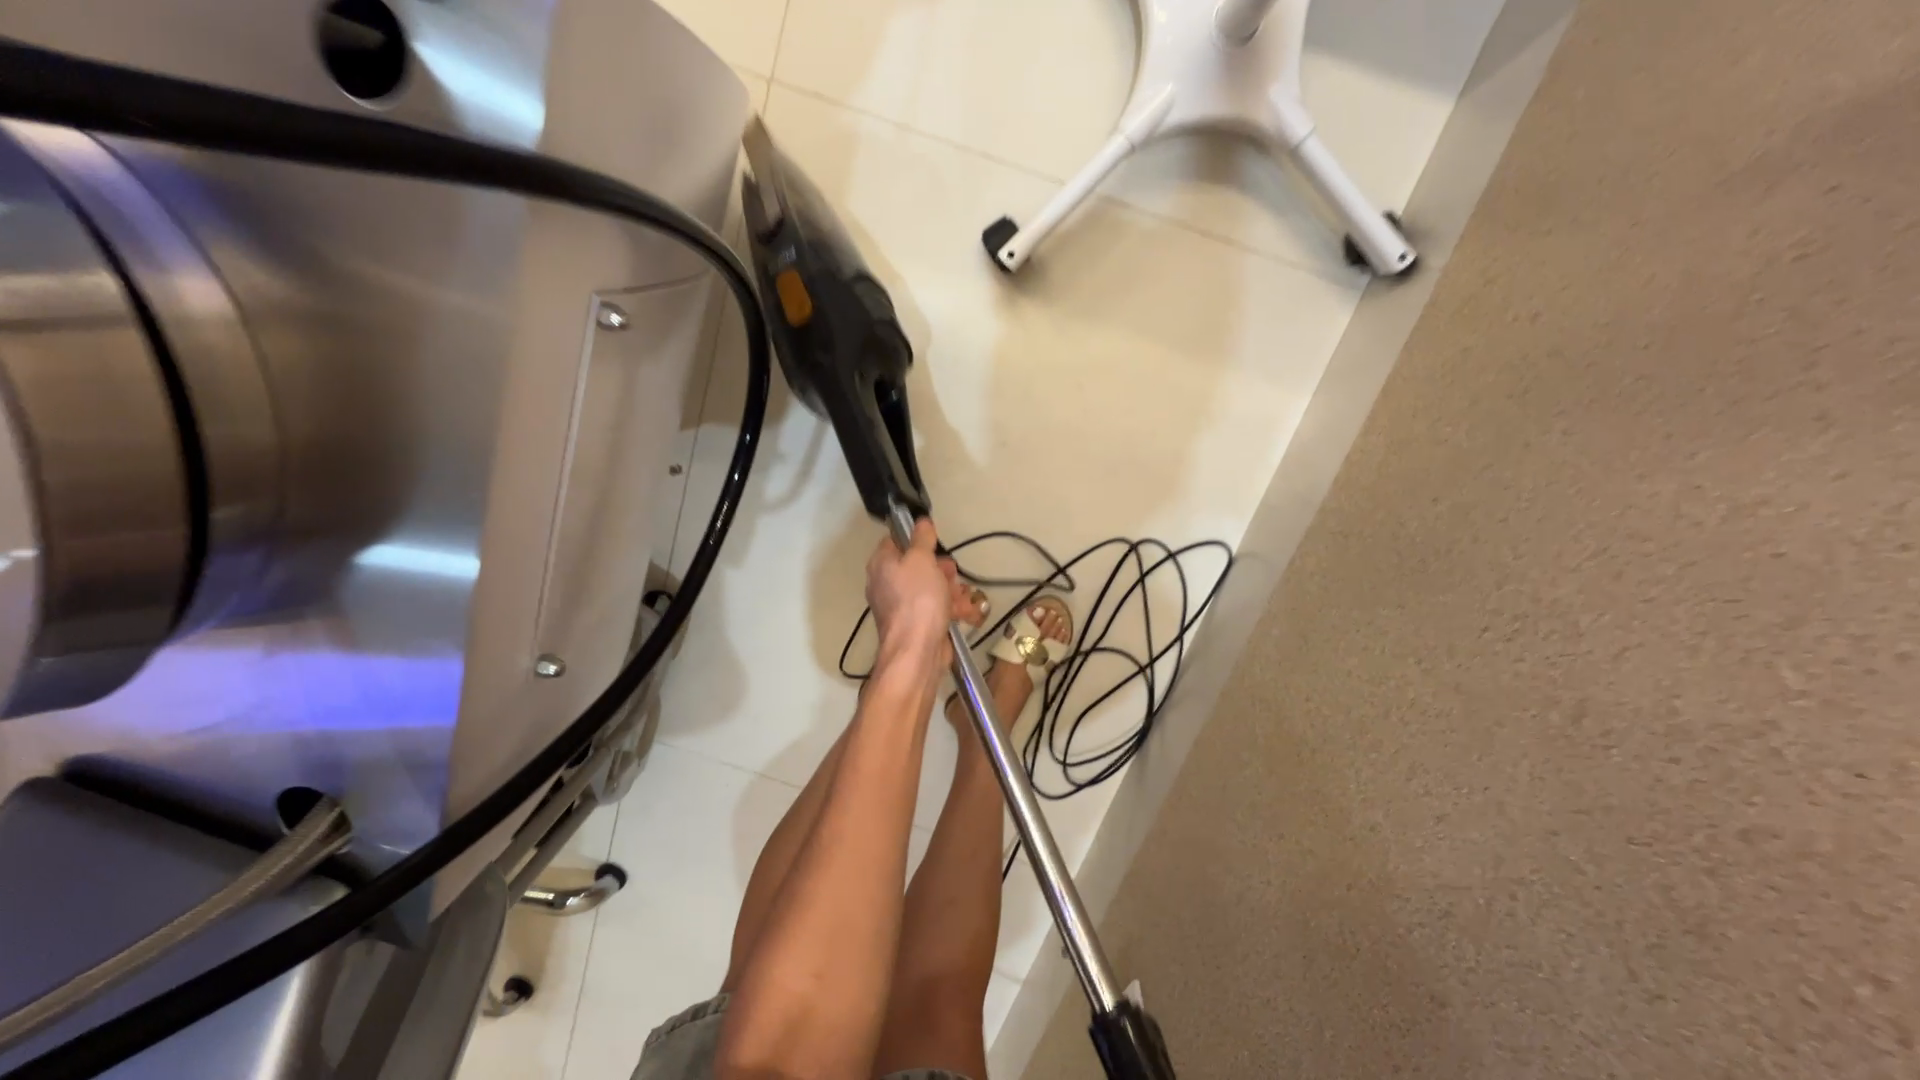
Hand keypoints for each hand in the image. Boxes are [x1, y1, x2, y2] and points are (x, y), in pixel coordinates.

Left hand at [866, 520, 985, 659]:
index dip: (917, 539)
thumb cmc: (918, 599)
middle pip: (918, 566)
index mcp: (882, 565)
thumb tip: (921, 522)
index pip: (895, 541)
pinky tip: (965, 613)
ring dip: (951, 590)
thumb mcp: (921, 560)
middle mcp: (887, 584)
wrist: (917, 650)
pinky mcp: (917, 624)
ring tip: (962, 597)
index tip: (935, 544)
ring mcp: (902, 606)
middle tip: (951, 574)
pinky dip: (951, 609)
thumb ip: (922, 538)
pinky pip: (935, 608)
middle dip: (941, 569)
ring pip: (931, 588)